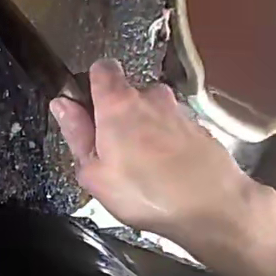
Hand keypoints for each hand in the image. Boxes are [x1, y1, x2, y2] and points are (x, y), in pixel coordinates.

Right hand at [50, 60, 273, 249]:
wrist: (212, 207)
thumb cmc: (147, 194)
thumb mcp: (94, 173)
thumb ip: (76, 133)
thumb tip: (62, 104)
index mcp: (118, 103)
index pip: (102, 68)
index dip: (91, 86)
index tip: (88, 112)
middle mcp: (151, 97)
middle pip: (127, 95)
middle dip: (118, 118)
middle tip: (114, 155)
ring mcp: (179, 111)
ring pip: (152, 114)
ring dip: (144, 133)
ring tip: (143, 171)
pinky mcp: (199, 128)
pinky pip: (173, 129)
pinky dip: (167, 145)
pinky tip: (167, 174)